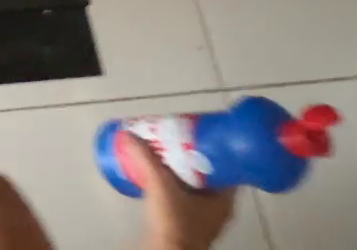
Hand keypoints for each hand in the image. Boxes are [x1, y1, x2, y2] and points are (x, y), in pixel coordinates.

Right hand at [125, 132, 236, 249]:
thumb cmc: (174, 221)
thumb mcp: (160, 184)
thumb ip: (144, 158)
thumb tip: (128, 133)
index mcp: (224, 199)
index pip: (228, 167)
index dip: (214, 148)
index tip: (197, 133)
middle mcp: (219, 208)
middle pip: (209, 173)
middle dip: (192, 155)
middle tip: (175, 137)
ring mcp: (204, 217)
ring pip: (196, 185)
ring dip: (182, 169)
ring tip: (163, 151)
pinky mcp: (188, 223)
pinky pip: (185, 195)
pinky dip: (175, 183)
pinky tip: (159, 174)